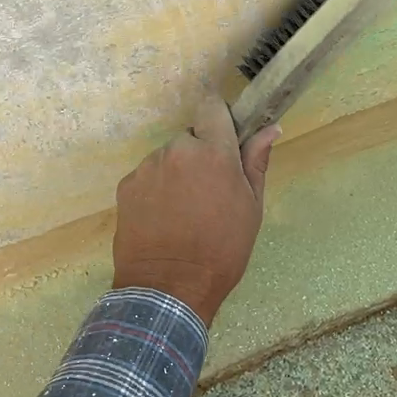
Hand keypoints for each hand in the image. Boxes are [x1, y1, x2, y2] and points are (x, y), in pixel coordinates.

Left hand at [112, 98, 278, 325]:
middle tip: (208, 190)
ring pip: (167, 157)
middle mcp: (178, 150)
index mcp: (213, 152)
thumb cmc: (222, 250)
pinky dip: (156, 190)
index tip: (224, 137)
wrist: (169, 289)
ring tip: (183, 211)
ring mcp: (148, 167)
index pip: (212, 107)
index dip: (218, 117)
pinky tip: (162, 219)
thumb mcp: (250, 208)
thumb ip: (256, 162)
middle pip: (190, 137)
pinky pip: (147, 177)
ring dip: (176, 172)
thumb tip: (270, 128)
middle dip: (199, 154)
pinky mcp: (126, 186)